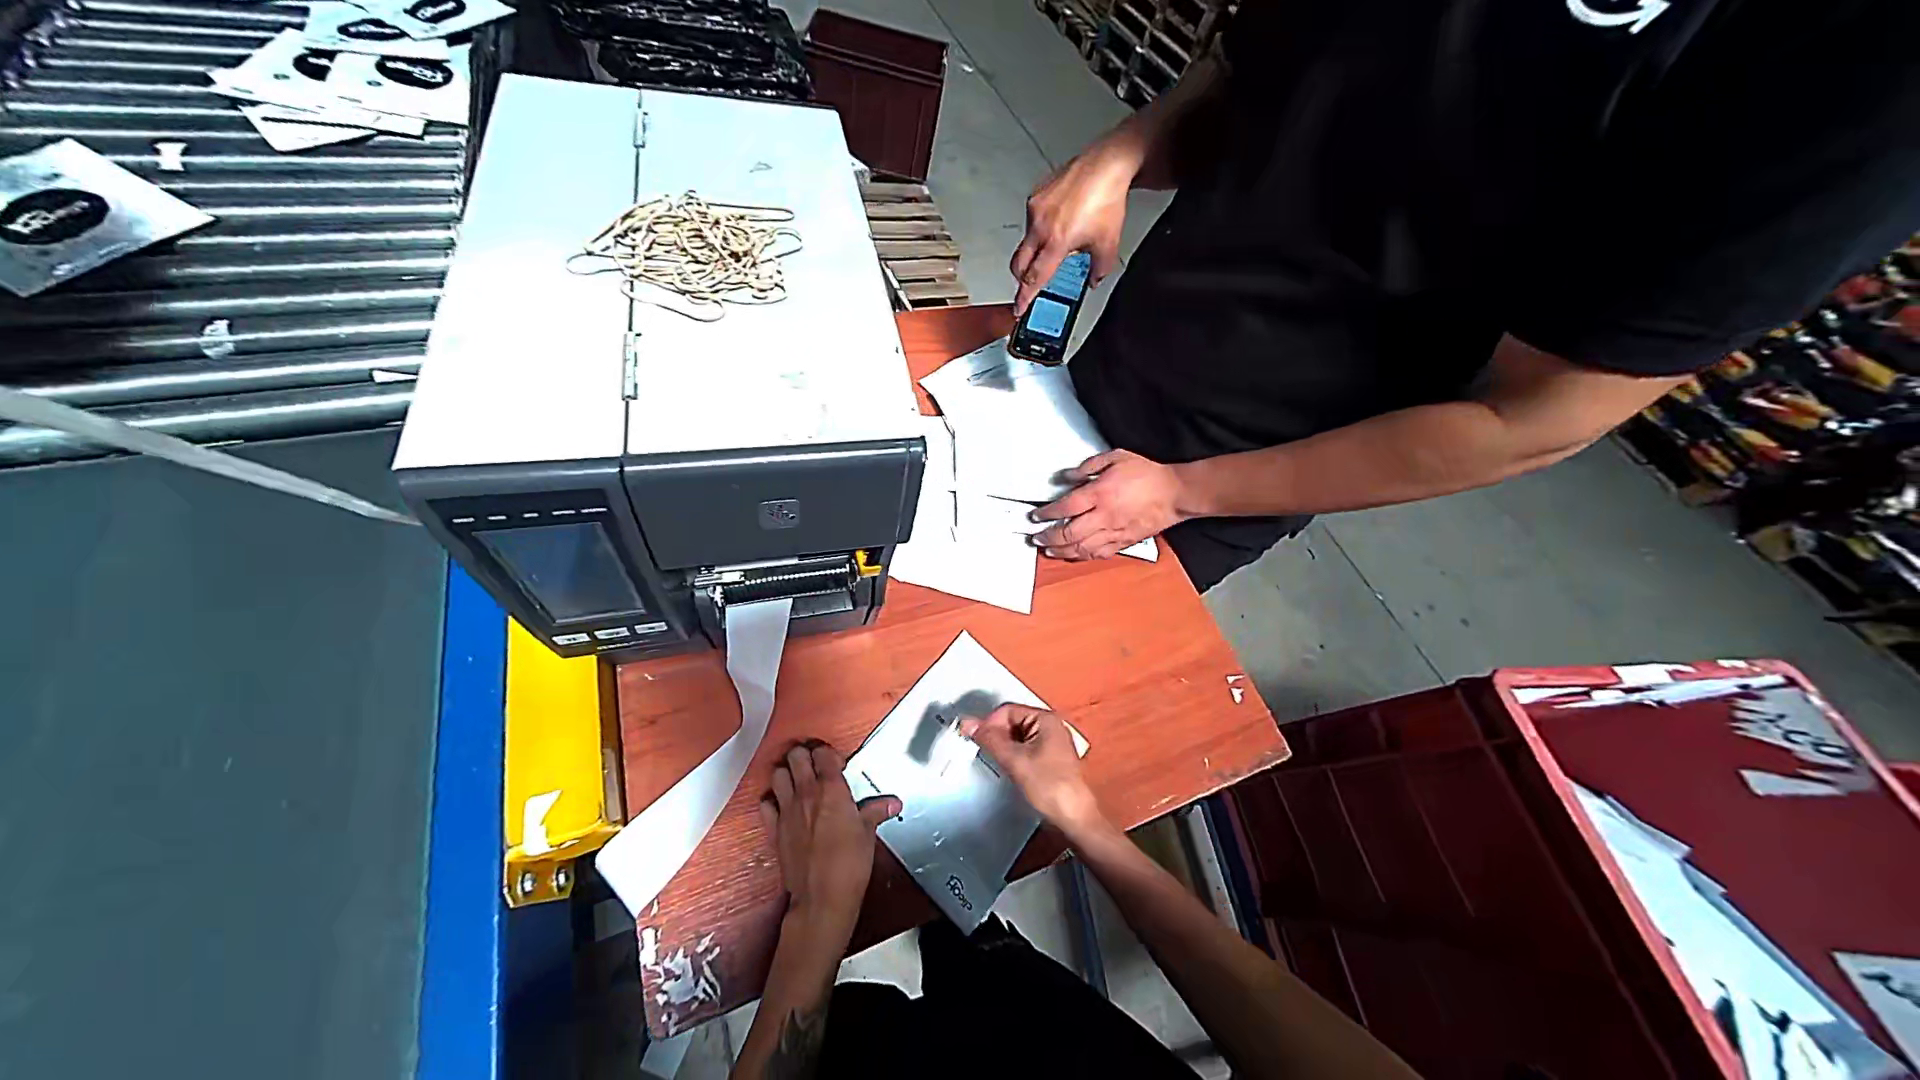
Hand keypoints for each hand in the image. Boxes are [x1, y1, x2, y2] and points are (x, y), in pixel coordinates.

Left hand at [758, 743, 901, 929]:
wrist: (822, 897)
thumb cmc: (849, 865)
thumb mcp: (868, 834)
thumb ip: (876, 811)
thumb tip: (892, 804)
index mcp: (832, 790)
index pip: (824, 753)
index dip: (830, 754)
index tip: (838, 764)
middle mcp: (806, 794)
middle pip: (796, 755)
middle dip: (806, 755)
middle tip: (816, 766)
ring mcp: (787, 810)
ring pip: (778, 773)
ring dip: (787, 772)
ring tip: (799, 780)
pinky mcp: (774, 829)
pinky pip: (766, 803)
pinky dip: (773, 799)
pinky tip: (783, 805)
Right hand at [960, 705, 1103, 834]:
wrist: (1073, 817)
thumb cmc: (1049, 786)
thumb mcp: (1014, 759)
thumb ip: (990, 739)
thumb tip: (968, 722)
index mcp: (1046, 719)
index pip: (1008, 710)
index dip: (989, 723)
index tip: (976, 739)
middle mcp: (1051, 726)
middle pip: (1013, 721)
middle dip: (997, 734)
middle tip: (985, 751)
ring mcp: (1052, 743)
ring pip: (1018, 735)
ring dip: (1004, 745)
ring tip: (998, 761)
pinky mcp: (1050, 758)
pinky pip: (1025, 748)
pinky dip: (1013, 754)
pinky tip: (1009, 768)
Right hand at [1009, 133, 1142, 313]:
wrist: (1107, 164)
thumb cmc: (1107, 198)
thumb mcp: (1108, 243)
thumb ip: (1100, 269)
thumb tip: (1094, 281)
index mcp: (1057, 241)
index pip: (1035, 277)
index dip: (1025, 296)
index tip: (1019, 308)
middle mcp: (1041, 226)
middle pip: (1019, 263)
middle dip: (1022, 277)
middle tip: (1029, 283)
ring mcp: (1035, 209)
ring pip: (1026, 242)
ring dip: (1036, 250)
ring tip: (1057, 241)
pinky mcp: (1035, 196)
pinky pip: (1031, 220)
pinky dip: (1040, 228)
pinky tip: (1057, 222)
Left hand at [1032, 449, 1189, 559]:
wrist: (1175, 493)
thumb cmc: (1148, 475)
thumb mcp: (1116, 458)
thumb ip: (1089, 467)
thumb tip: (1068, 476)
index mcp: (1100, 494)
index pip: (1065, 507)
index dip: (1046, 513)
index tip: (1036, 515)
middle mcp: (1104, 516)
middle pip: (1068, 533)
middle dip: (1048, 537)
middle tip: (1036, 537)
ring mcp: (1114, 532)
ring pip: (1081, 548)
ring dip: (1061, 551)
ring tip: (1049, 550)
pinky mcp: (1124, 541)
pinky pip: (1099, 553)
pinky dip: (1083, 556)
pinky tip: (1075, 554)